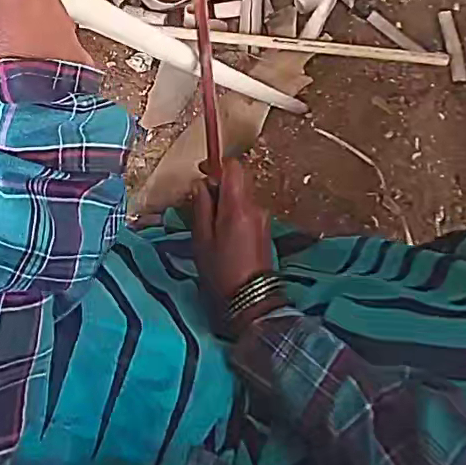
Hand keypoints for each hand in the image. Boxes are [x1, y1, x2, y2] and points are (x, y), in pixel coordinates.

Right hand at [192, 157, 278, 332]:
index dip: (217, 165)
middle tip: (201, 199)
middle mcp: (255, 207)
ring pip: (242, 195)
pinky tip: (222, 230)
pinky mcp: (265, 228)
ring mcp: (263, 218)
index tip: (202, 172)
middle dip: (219, 183)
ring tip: (209, 219)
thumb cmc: (220, 270)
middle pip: (239, 179)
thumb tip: (200, 185)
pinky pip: (247, 209)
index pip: (234, 167)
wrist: (250, 299)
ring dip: (226, 199)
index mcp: (237, 207)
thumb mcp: (202, 238)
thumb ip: (201, 206)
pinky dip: (234, 211)